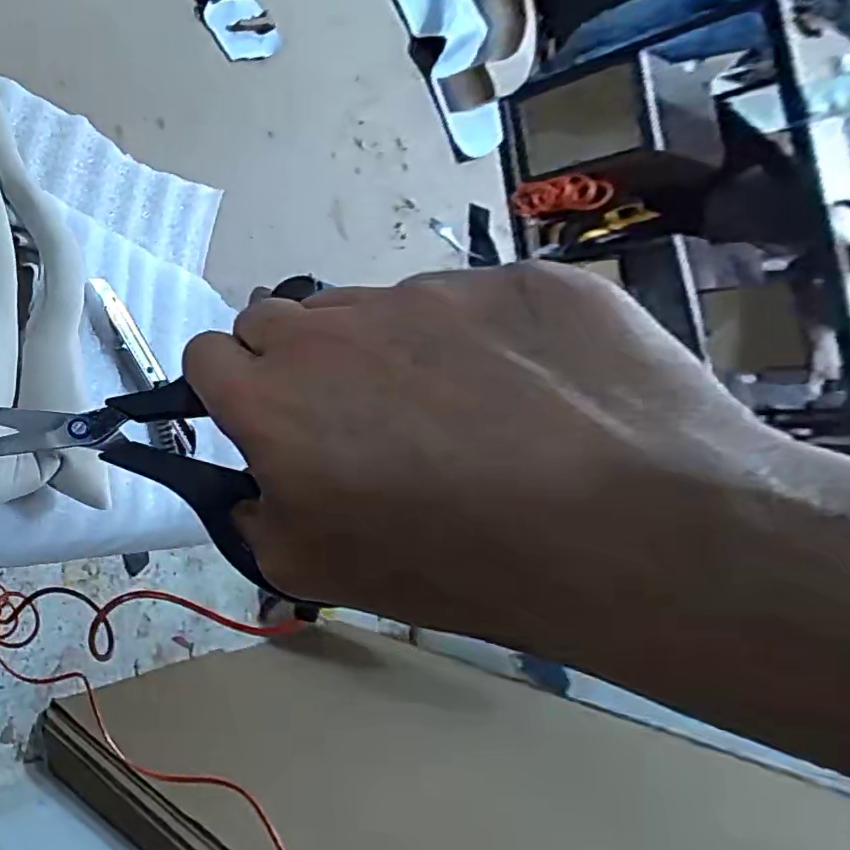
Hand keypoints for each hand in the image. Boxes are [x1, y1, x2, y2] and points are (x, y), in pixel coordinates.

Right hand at [183, 262, 783, 648]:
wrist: (645, 539)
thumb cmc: (447, 560)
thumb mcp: (308, 568)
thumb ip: (248, 518)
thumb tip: (248, 490)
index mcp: (266, 396)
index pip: (204, 353)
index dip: (223, 382)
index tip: (255, 411)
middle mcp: (326, 332)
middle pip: (268, 318)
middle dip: (285, 358)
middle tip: (342, 412)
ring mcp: (421, 296)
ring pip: (362, 306)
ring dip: (373, 345)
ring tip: (444, 404)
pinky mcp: (511, 281)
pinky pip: (461, 300)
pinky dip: (468, 337)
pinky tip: (522, 391)